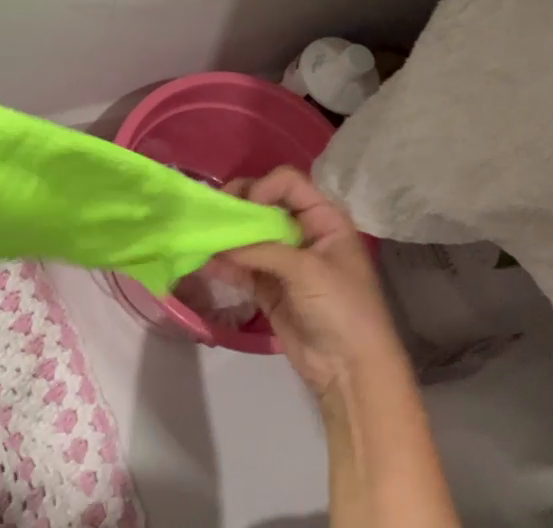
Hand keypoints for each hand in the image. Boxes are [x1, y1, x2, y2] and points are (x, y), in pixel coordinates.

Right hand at [213, 168, 408, 409]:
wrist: (352, 370)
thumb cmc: (342, 308)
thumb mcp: (307, 271)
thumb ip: (262, 250)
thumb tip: (217, 244)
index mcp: (324, 218)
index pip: (287, 183)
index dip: (263, 188)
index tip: (244, 208)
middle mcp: (303, 231)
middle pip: (264, 204)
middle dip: (237, 207)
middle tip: (212, 214)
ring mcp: (284, 260)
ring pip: (249, 234)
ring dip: (226, 235)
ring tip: (200, 237)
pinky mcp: (268, 286)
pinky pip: (242, 265)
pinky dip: (224, 263)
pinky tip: (205, 262)